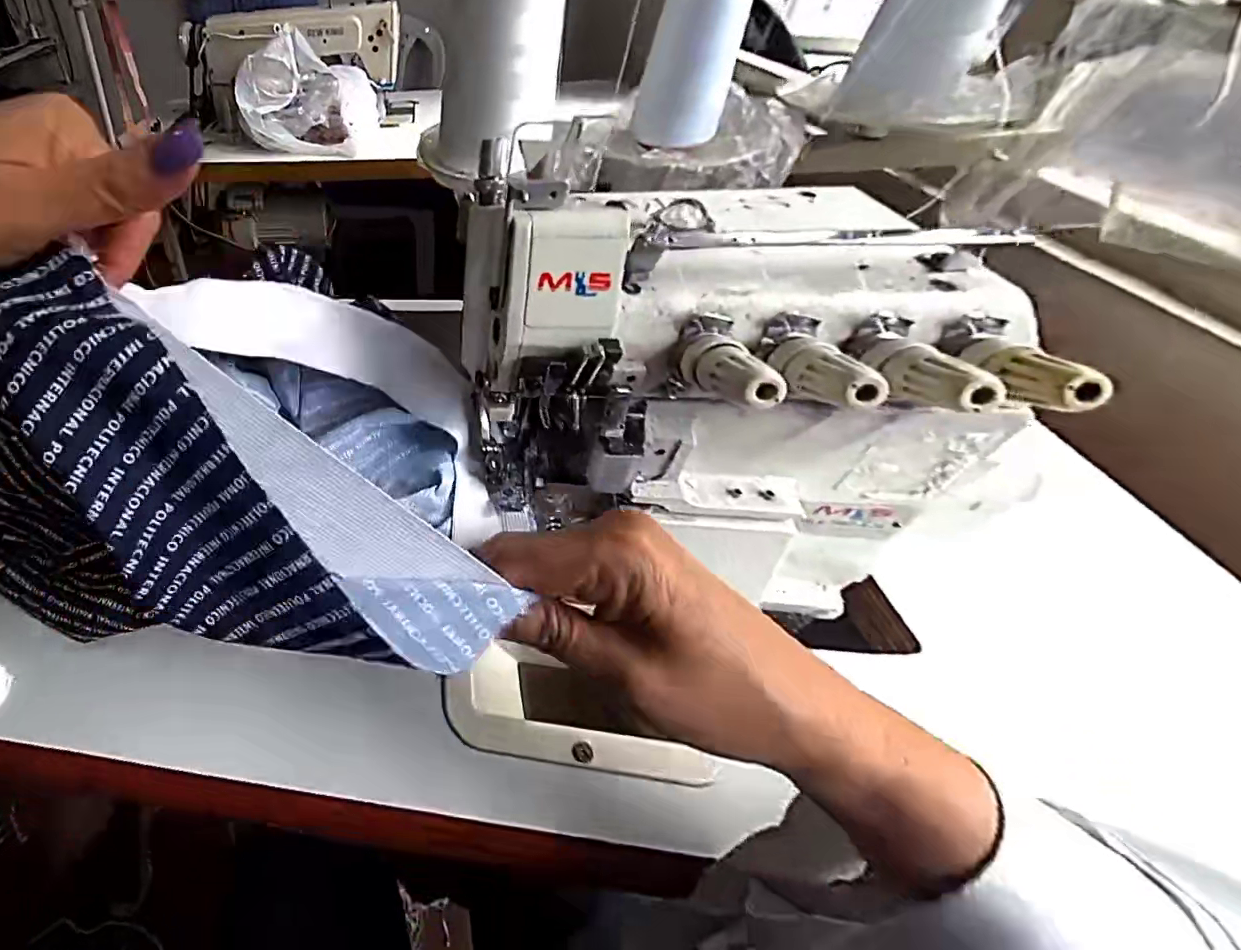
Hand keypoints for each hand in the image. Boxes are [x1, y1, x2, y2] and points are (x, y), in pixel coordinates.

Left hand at [0, 94, 200, 344]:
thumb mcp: (39, 207)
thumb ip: (118, 185)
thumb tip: (195, 146)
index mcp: (68, 124)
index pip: (138, 198)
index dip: (124, 249)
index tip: (91, 285)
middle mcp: (47, 132)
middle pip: (111, 211)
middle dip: (92, 255)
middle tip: (51, 282)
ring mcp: (17, 157)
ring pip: (79, 223)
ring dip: (64, 259)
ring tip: (25, 276)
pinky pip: (45, 223)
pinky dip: (38, 252)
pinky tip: (11, 264)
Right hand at [479, 510, 831, 769]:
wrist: (798, 707)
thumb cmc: (732, 695)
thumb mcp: (627, 675)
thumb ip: (555, 632)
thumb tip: (494, 608)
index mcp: (621, 549)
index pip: (520, 557)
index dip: (476, 585)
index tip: (442, 611)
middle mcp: (623, 531)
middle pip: (530, 553)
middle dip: (495, 590)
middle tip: (462, 630)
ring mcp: (631, 543)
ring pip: (547, 561)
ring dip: (520, 593)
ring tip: (493, 632)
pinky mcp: (636, 560)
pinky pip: (573, 568)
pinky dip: (548, 593)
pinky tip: (535, 621)